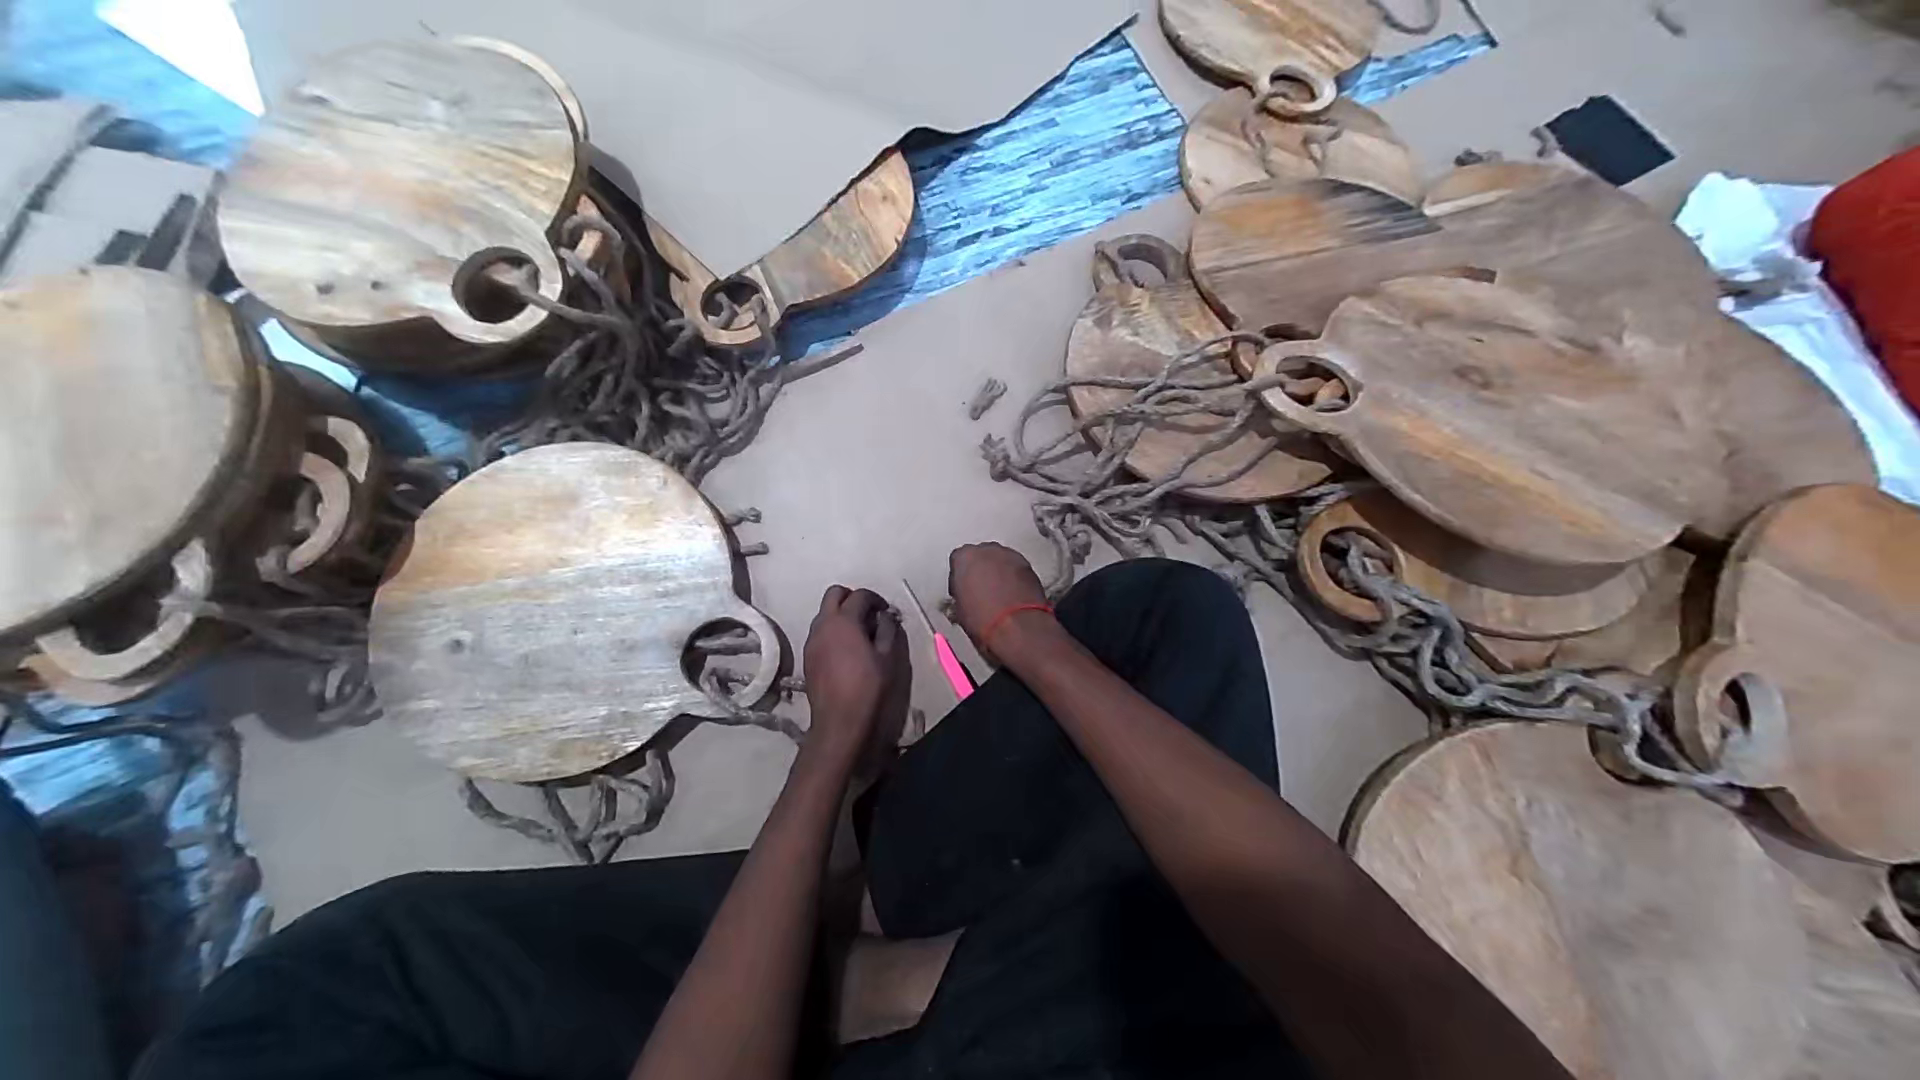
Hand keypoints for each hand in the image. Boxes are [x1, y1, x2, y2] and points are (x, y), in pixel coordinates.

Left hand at [802, 587, 903, 759]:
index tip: (886, 611)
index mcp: (844, 621)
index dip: (876, 599)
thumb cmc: (868, 687)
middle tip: (869, 615)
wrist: (839, 720)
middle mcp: (823, 625)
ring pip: (824, 613)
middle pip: (834, 594)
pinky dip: (833, 630)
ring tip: (859, 633)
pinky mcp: (807, 655)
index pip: (859, 595)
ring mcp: (811, 640)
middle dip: (853, 598)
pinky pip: (820, 631)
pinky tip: (846, 649)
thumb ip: (888, 630)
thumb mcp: (887, 657)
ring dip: (841, 614)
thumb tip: (886, 617)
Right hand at [947, 543, 1050, 656]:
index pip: (958, 560)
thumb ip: (962, 592)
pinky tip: (1013, 596)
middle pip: (982, 556)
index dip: (961, 577)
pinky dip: (1015, 579)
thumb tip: (967, 598)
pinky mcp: (1028, 566)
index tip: (963, 588)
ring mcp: (1010, 556)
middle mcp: (988, 551)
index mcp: (964, 557)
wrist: (1015, 627)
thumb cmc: (986, 619)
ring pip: (1001, 561)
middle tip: (981, 591)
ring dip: (1000, 573)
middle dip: (982, 571)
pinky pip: (1017, 569)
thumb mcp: (960, 608)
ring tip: (999, 596)